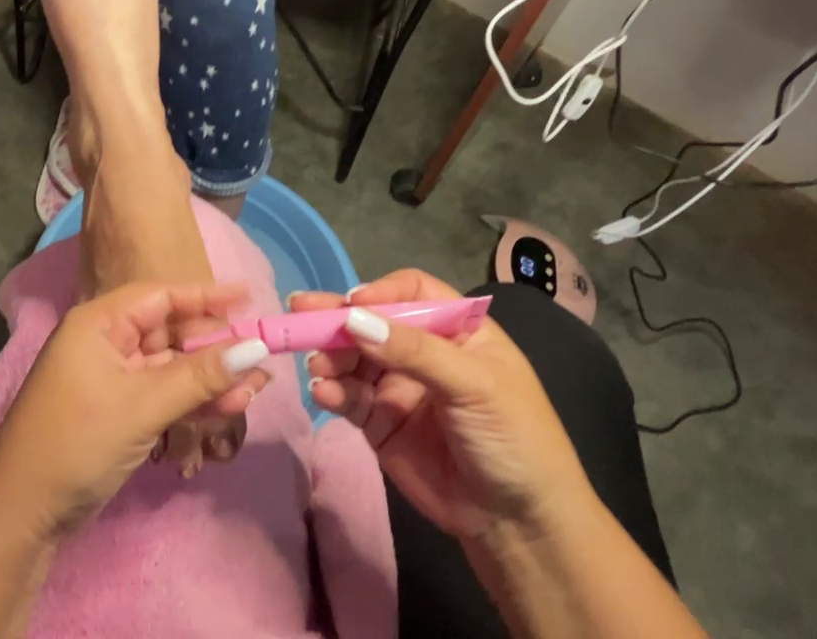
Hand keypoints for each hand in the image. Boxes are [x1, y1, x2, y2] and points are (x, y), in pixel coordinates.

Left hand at [79, 140, 254, 475]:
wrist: (23, 511)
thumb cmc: (78, 441)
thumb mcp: (143, 405)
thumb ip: (201, 376)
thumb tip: (256, 347)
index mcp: (99, 323)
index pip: (161, 295)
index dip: (207, 295)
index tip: (251, 297)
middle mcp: (105, 342)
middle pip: (171, 332)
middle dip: (217, 348)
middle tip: (262, 360)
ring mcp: (111, 377)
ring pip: (172, 367)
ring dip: (211, 379)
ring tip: (255, 392)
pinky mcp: (117, 409)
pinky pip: (163, 393)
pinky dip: (192, 400)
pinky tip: (227, 410)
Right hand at [296, 271, 593, 540]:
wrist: (518, 524)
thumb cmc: (514, 438)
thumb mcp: (474, 386)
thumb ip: (414, 351)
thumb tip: (354, 318)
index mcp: (458, 331)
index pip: (413, 292)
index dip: (381, 292)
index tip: (352, 305)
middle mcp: (424, 352)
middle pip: (372, 322)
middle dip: (337, 318)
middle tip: (299, 311)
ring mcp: (399, 387)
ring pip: (353, 358)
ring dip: (330, 356)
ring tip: (316, 366)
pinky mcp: (380, 423)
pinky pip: (348, 397)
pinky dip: (332, 391)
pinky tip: (324, 393)